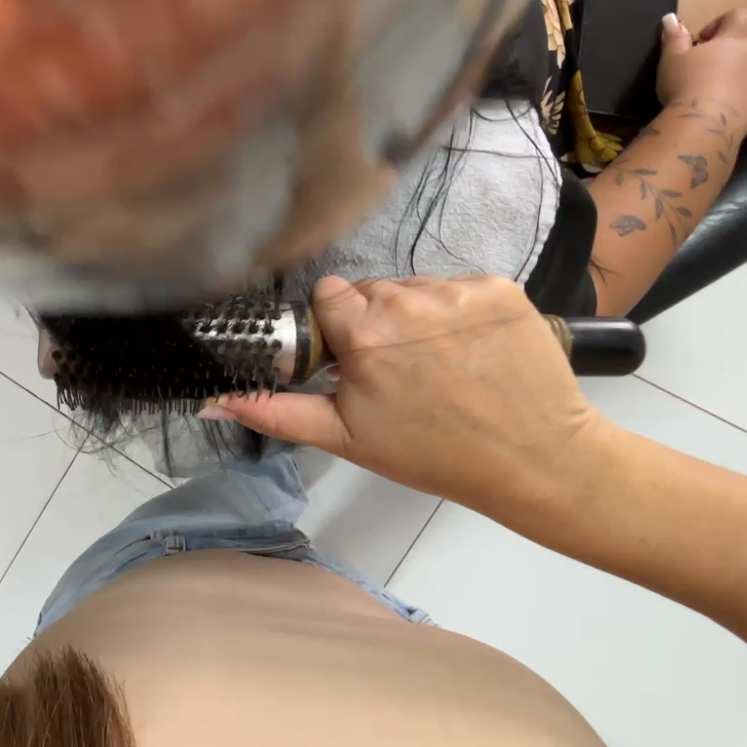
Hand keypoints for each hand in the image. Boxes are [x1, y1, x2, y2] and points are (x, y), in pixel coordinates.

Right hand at [209, 276, 616, 532]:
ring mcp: (459, 290)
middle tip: (395, 366)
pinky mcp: (501, 287)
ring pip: (413, 286)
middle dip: (373, 319)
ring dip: (414, 314)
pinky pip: (457, 285)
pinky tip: (469, 348)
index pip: (328, 293)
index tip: (351, 356)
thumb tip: (210, 400)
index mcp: (364, 333)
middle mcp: (408, 300)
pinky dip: (457, 310)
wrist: (536, 460)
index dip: (335, 324)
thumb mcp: (344, 437)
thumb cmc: (430, 452)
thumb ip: (274, 412)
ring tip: (437, 359)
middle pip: (370, 289)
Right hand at [656, 8, 746, 135]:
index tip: (702, 41)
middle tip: (698, 75)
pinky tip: (720, 111)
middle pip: (744, 48)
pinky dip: (740, 99)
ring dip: (734, 78)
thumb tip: (671, 17)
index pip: (739, 15)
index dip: (721, 23)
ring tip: (709, 96)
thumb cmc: (685, 84)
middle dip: (725, 57)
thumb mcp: (671, 60)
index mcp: (734, 40)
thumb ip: (674, 38)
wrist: (704, 123)